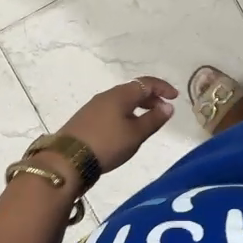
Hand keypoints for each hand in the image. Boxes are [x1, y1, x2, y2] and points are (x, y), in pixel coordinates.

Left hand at [59, 77, 177, 171]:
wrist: (67, 160)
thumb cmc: (108, 144)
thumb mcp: (136, 134)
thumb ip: (154, 119)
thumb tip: (168, 106)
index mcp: (121, 94)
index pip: (146, 83)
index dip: (163, 88)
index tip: (175, 97)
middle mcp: (107, 95)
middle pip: (133, 90)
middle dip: (151, 98)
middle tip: (164, 111)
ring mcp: (94, 106)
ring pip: (122, 100)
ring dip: (138, 107)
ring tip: (147, 122)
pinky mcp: (86, 119)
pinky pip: (112, 109)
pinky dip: (125, 113)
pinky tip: (126, 129)